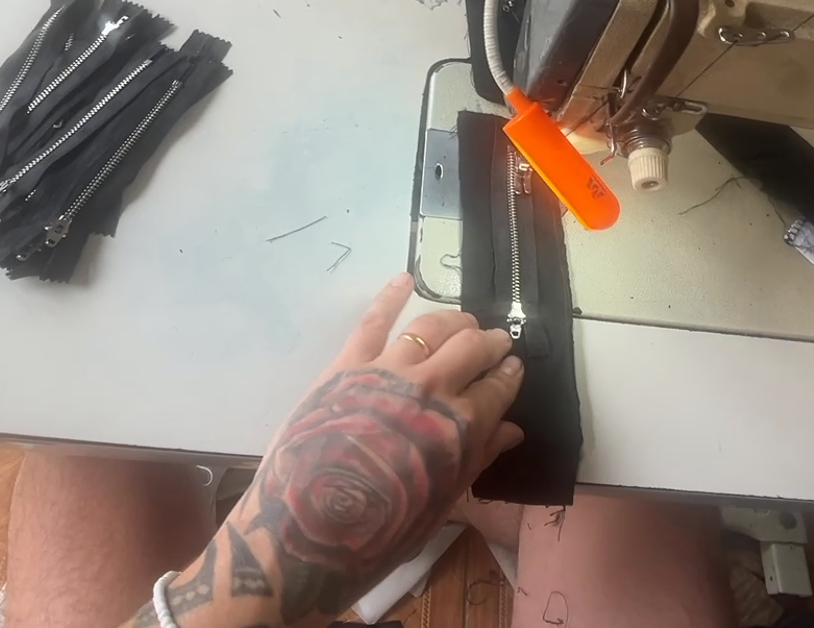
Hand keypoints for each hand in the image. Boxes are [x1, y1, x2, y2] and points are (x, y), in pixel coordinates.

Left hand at [168, 274, 523, 626]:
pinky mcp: (347, 363)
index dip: (510, 375)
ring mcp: (387, 369)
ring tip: (465, 320)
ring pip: (432, 326)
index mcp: (458, 428)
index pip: (497, 388)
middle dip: (491, 341)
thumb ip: (477, 460)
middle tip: (497, 341)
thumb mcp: (439, 506)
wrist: (300, 534)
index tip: (514, 367)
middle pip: (471, 347)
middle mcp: (430, 388)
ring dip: (455, 319)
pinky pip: (373, 320)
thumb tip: (512, 430)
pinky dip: (390, 296)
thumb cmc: (377, 534)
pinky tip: (405, 279)